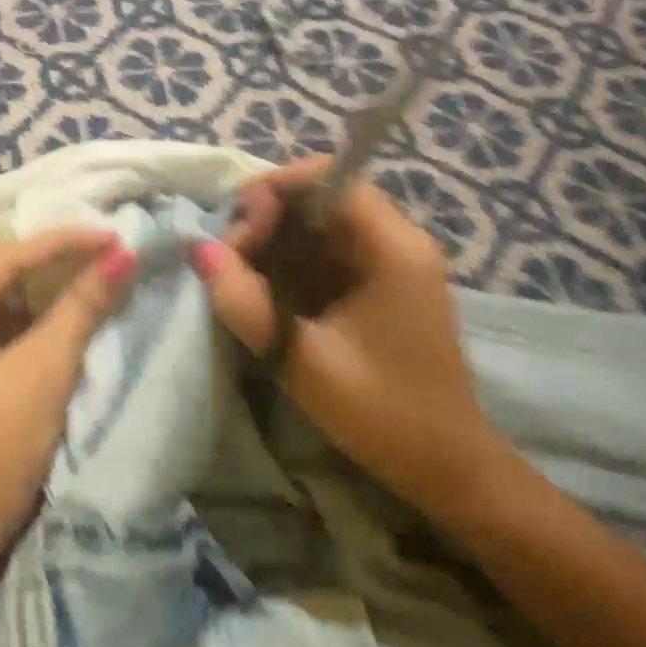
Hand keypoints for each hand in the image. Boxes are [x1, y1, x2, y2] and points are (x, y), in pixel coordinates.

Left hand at [0, 229, 136, 561]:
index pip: (1, 259)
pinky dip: (23, 320)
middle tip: (108, 250)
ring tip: (93, 272)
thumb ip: (80, 308)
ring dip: (40, 291)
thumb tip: (124, 255)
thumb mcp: (42, 375)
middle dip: (51, 263)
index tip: (115, 233)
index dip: (63, 244)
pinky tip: (61, 310)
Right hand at [189, 156, 515, 512]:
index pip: (331, 179)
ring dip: (272, 245)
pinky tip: (263, 297)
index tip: (239, 231)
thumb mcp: (303, 361)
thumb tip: (200, 252)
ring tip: (239, 283)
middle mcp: (396, 244)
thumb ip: (247, 304)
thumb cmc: (383, 413)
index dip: (275, 190)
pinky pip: (325, 257)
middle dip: (266, 220)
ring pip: (317, 229)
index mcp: (394, 249)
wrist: (445, 467)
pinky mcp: (377, 290)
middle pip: (320, 200)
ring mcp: (389, 267)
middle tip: (231, 265)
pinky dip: (288, 267)